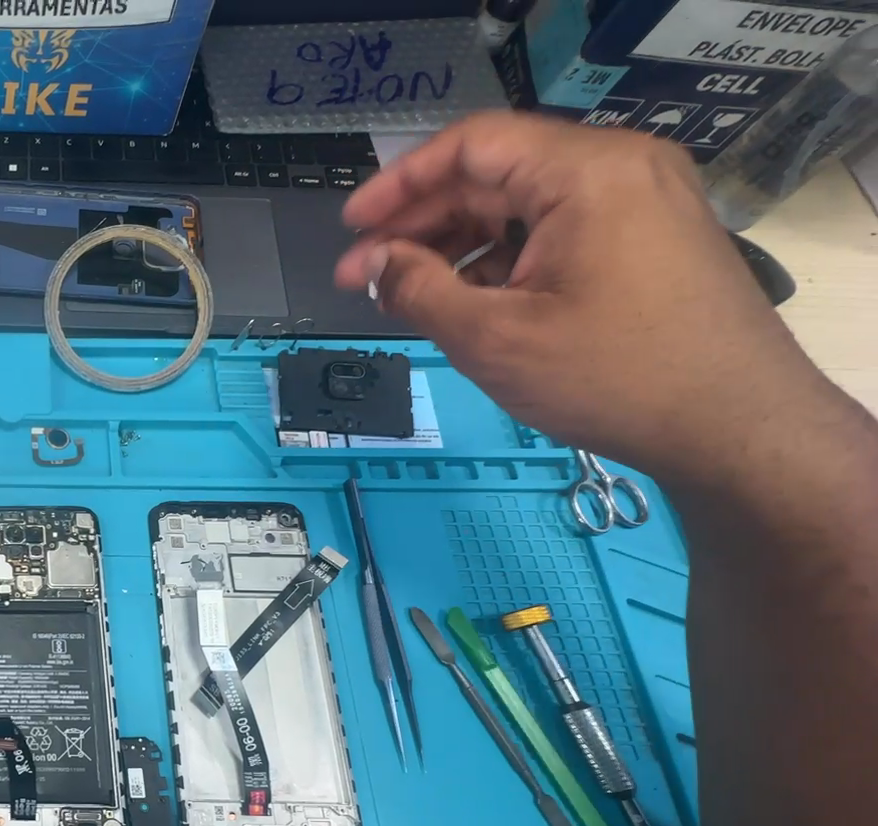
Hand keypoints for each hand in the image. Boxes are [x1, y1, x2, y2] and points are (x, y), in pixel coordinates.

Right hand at [333, 111, 842, 489]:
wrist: (729, 425)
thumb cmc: (608, 375)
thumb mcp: (490, 336)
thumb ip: (417, 289)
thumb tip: (374, 265)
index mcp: (586, 174)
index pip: (472, 145)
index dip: (398, 182)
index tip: (350, 226)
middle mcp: (616, 171)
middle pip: (490, 176)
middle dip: (416, 225)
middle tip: (361, 275)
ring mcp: (634, 205)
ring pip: (514, 208)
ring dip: (448, 247)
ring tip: (398, 295)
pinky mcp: (638, 241)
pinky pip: (546, 233)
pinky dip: (491, 262)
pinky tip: (453, 301)